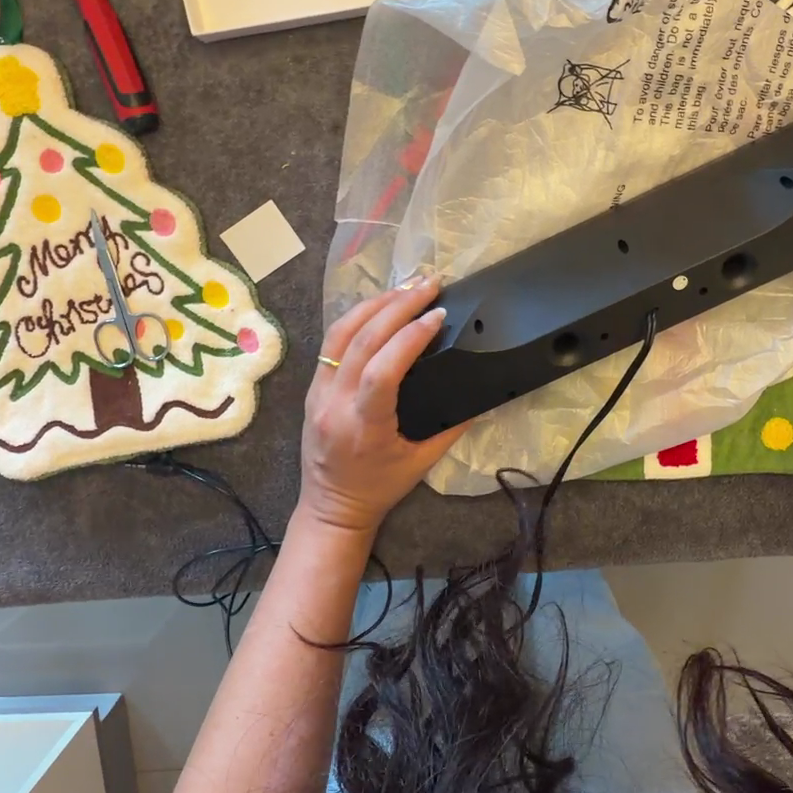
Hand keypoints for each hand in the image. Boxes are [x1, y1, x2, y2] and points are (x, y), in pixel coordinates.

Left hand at [297, 278, 466, 536]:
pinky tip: (381, 305)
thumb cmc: (380, 488)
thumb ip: (451, 427)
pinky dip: (358, 317)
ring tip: (407, 286)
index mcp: (364, 426)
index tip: (438, 316)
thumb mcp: (421, 462)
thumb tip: (480, 393)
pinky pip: (332, 342)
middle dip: (398, 306)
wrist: (331, 507)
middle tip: (430, 284)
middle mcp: (335, 403)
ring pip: (340, 333)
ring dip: (375, 303)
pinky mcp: (313, 387)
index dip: (410, 337)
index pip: (383, 370)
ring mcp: (318, 392)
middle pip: (361, 340)